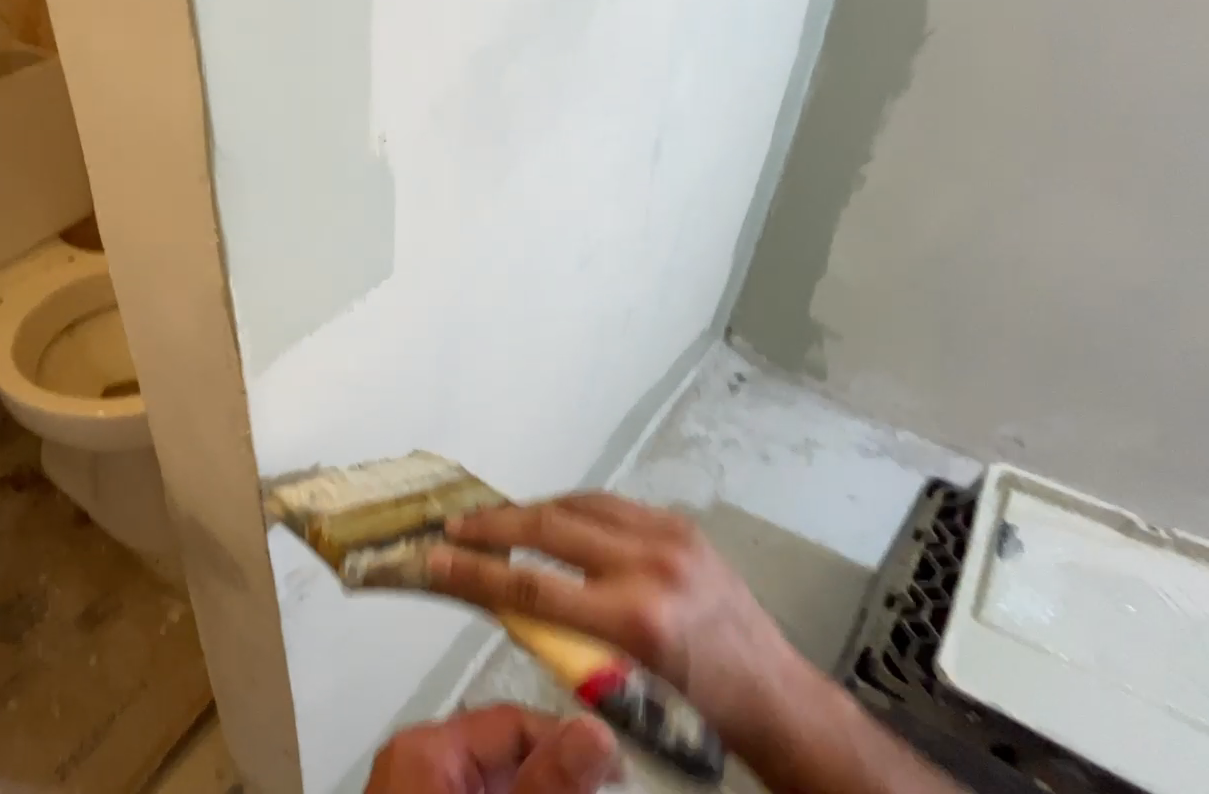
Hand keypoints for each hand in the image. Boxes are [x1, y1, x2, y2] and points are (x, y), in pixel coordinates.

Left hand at [366, 704, 621, 793]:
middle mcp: (418, 757)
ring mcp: (415, 788)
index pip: (513, 723)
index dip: (568, 744)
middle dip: (553, 780)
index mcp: (430, 747)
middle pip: (504, 753)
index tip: (619, 779)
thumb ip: (548, 786)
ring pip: (493, 782)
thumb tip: (594, 732)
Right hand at [428, 494, 806, 751]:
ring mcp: (669, 537)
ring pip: (575, 505)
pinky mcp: (678, 524)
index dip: (474, 572)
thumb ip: (557, 634)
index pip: (530, 587)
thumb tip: (499, 598)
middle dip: (492, 525)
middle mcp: (651, 566)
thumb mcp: (617, 681)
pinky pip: (607, 504)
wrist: (773, 693)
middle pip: (548, 528)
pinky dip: (570, 506)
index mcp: (635, 619)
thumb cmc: (693, 705)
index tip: (436, 561)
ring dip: (529, 510)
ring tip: (496, 519)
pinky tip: (550, 514)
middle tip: (455, 527)